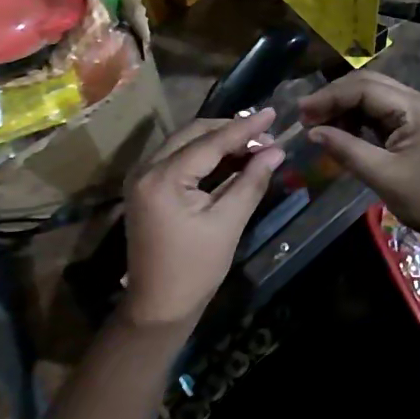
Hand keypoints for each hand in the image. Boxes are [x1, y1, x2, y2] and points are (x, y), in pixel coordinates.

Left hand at [121, 107, 284, 325]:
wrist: (158, 306)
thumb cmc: (195, 268)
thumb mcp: (228, 223)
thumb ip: (251, 181)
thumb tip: (277, 151)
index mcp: (163, 179)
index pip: (210, 142)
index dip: (245, 127)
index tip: (273, 112)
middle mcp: (146, 169)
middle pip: (194, 134)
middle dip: (231, 130)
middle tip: (267, 133)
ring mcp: (142, 177)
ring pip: (186, 142)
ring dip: (219, 140)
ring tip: (255, 142)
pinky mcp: (147, 187)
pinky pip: (179, 157)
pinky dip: (206, 153)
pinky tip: (232, 156)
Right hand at [301, 72, 419, 242]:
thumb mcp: (383, 175)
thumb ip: (347, 149)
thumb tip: (312, 132)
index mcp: (414, 108)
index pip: (365, 88)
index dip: (330, 96)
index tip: (302, 111)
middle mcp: (416, 102)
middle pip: (368, 85)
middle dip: (335, 98)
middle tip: (305, 117)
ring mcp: (416, 113)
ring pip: (372, 97)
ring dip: (344, 108)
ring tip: (317, 126)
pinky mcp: (412, 127)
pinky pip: (379, 113)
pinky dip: (357, 119)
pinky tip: (339, 132)